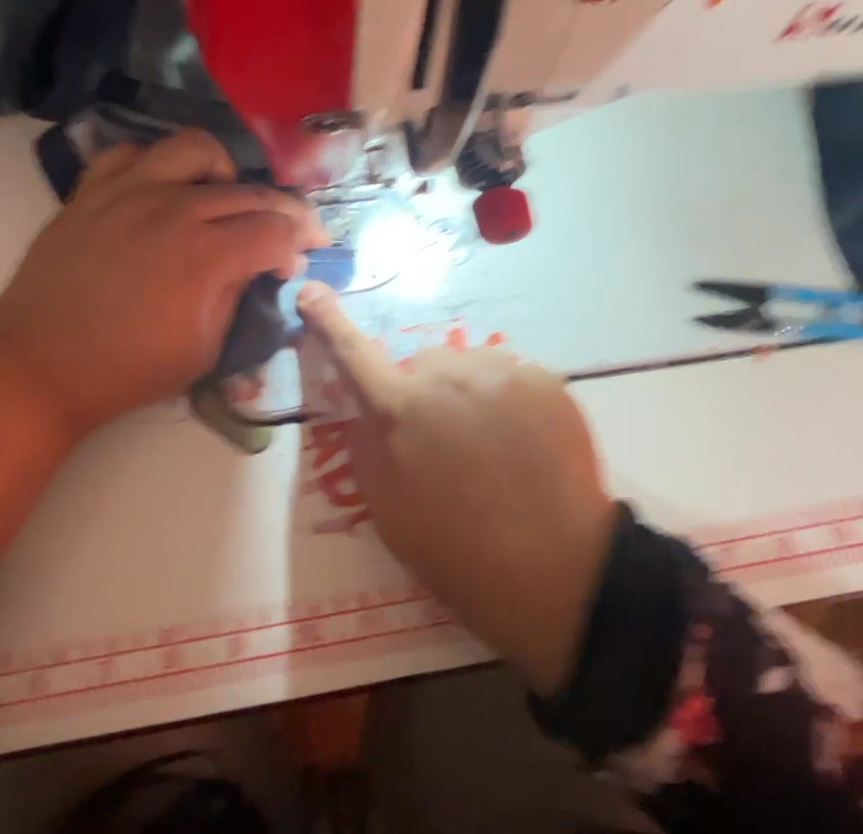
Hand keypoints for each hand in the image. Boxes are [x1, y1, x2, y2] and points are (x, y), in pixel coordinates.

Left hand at [0, 129, 328, 437]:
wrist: (39, 364)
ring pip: (196, 150)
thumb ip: (241, 298)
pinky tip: (165, 193)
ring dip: (225, 173)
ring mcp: (128, 191)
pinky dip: (160, 166)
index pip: (277, 229)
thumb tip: (264, 269)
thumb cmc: (127, 370)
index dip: (300, 244)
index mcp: (206, 256)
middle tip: (290, 234)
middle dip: (284, 212)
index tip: (299, 264)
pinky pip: (134, 154)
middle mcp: (173, 209)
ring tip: (224, 200)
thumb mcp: (204, 350)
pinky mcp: (92, 190)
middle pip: (249, 191)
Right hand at [296, 283, 617, 694]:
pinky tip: (523, 447)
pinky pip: (514, 378)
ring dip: (470, 394)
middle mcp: (449, 375)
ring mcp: (504, 373)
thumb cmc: (454, 549)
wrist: (552, 570)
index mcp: (399, 409)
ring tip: (491, 450)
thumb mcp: (384, 506)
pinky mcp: (548, 382)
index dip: (328, 322)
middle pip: (423, 364)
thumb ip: (367, 441)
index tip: (310, 291)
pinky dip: (511, 403)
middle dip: (425, 392)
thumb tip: (366, 404)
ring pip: (472, 367)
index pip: (352, 353)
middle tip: (446, 444)